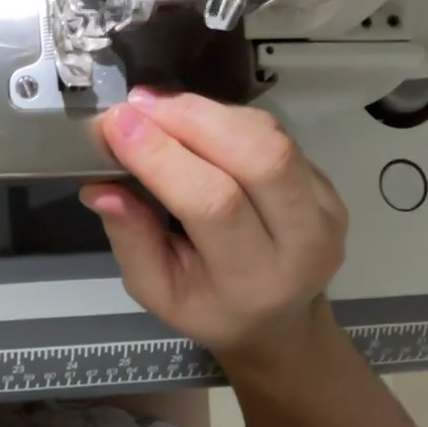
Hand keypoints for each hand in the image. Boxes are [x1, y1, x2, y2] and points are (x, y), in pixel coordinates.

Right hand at [83, 90, 347, 366]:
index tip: (114, 124)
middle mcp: (304, 241)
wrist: (278, 320)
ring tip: (155, 107)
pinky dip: (225, 117)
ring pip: (269, 137)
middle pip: (258, 157)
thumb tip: (100, 187)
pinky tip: (188, 118)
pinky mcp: (327, 183)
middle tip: (136, 105)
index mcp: (254, 280)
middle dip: (190, 119)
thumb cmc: (207, 307)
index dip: (162, 157)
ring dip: (206, 111)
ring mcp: (324, 207)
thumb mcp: (154, 289)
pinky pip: (275, 134)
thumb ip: (130, 239)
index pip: (213, 203)